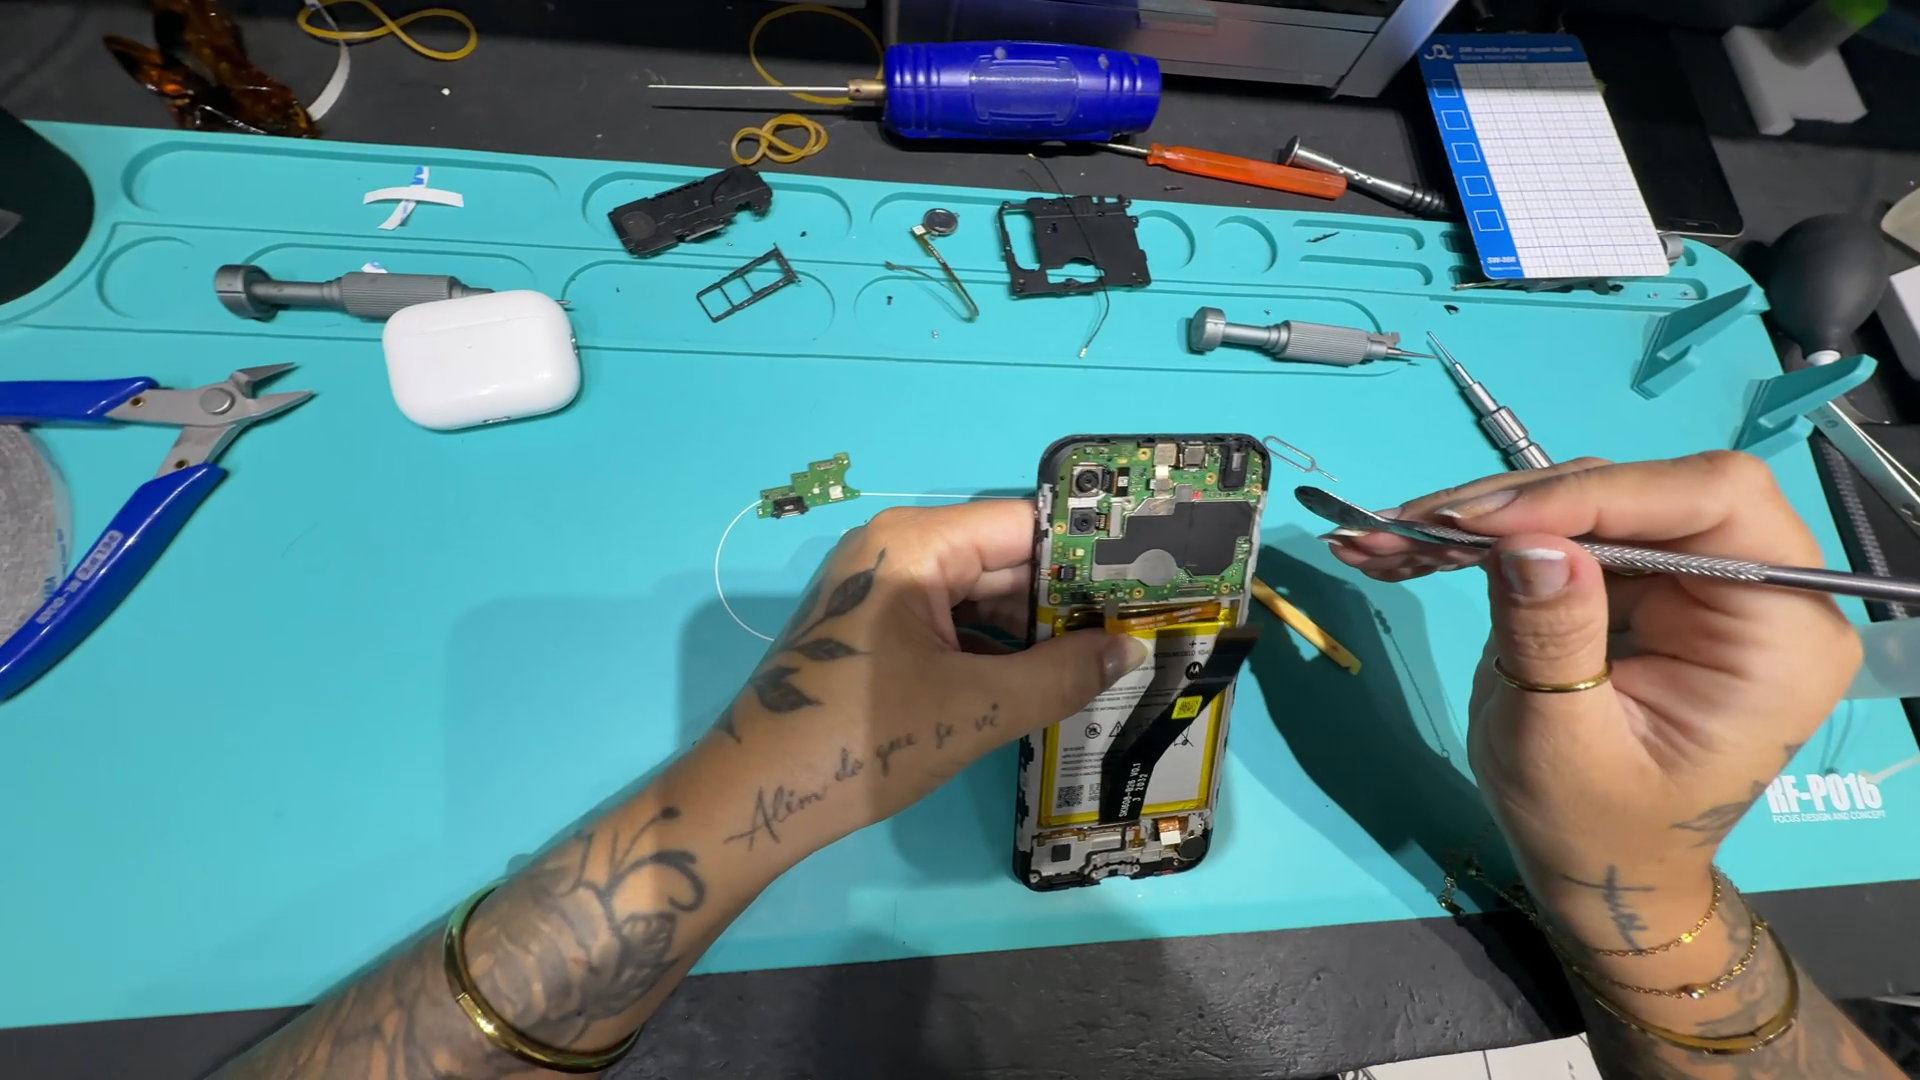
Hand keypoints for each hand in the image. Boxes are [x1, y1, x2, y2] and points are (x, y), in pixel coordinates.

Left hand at [703, 500, 1147, 866]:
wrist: (753, 800)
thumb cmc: (861, 743)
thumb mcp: (975, 709)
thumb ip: (1061, 675)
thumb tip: (1131, 649)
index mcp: (916, 545)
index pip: (1024, 526)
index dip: (1089, 553)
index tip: (1148, 580)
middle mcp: (899, 550)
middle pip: (1004, 558)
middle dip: (1067, 597)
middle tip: (1138, 624)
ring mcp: (885, 587)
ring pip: (981, 592)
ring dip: (1035, 625)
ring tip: (1104, 652)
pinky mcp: (879, 623)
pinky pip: (953, 619)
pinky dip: (996, 643)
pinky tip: (1044, 670)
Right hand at [1327, 453, 1860, 947]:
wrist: (1588, 854)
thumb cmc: (1590, 820)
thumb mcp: (1561, 739)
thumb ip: (1552, 637)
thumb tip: (1523, 542)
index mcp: (1770, 631)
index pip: (1708, 502)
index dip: (1593, 494)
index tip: (1476, 524)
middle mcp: (1730, 586)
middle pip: (1619, 492)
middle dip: (1497, 507)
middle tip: (1394, 531)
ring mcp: (1665, 580)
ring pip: (1561, 505)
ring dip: (1459, 521)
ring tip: (1372, 542)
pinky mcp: (1606, 584)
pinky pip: (1531, 536)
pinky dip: (1456, 542)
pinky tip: (1389, 554)